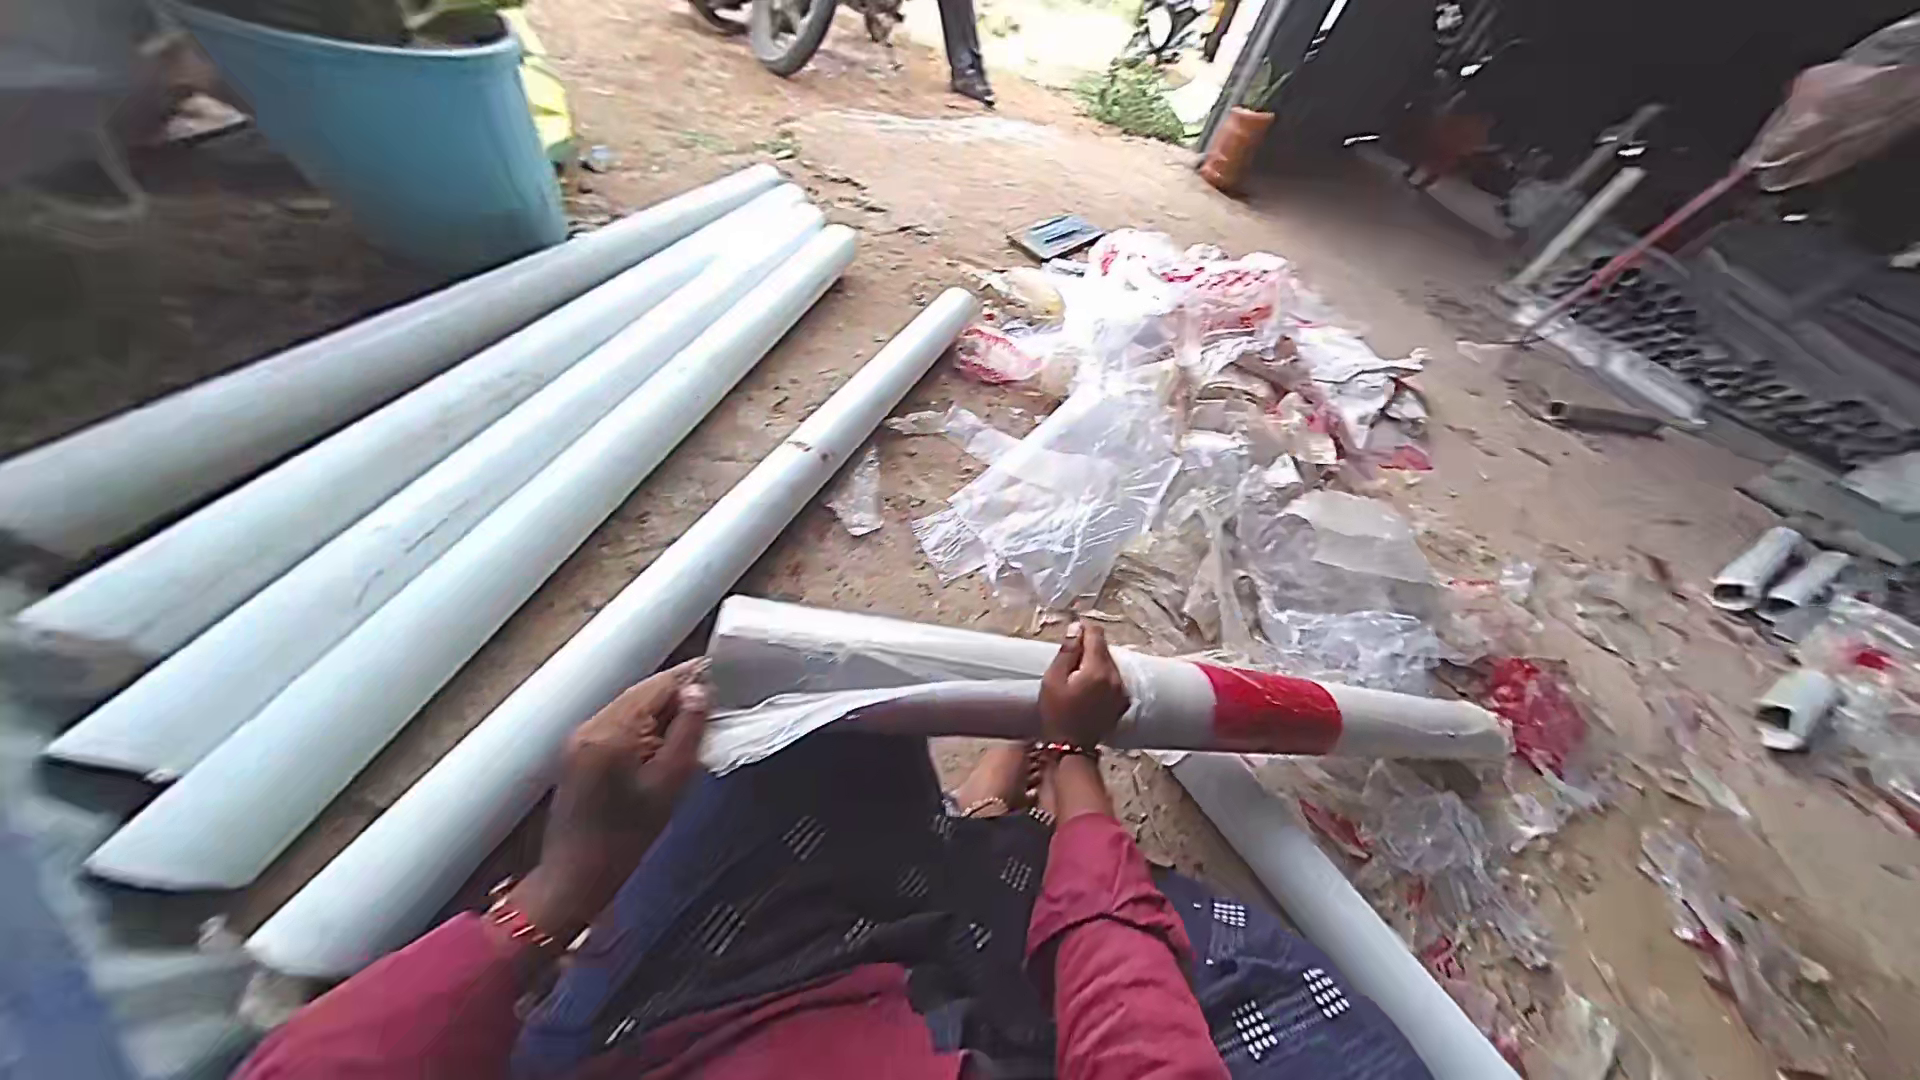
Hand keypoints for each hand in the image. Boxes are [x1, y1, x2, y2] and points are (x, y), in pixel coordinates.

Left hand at [508, 660, 710, 938]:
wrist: (576, 876)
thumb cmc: (629, 834)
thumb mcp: (672, 780)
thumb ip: (689, 730)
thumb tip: (698, 691)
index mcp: (612, 731)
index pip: (658, 686)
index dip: (689, 676)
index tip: (718, 671)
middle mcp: (590, 725)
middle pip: (642, 692)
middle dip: (677, 691)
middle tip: (712, 699)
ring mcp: (580, 737)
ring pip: (631, 704)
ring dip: (662, 707)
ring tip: (693, 718)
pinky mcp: (578, 750)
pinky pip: (619, 721)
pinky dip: (644, 721)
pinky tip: (664, 735)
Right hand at [1038, 622, 1127, 748]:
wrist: (1071, 748)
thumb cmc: (1056, 713)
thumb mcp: (1053, 679)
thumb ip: (1067, 651)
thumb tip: (1077, 627)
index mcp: (1098, 670)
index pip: (1096, 634)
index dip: (1083, 629)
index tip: (1072, 633)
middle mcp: (1116, 677)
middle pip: (1104, 648)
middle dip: (1088, 647)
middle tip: (1069, 660)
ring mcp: (1122, 690)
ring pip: (1109, 663)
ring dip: (1095, 662)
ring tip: (1077, 675)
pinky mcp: (1123, 701)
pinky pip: (1114, 678)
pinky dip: (1102, 676)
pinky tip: (1088, 687)